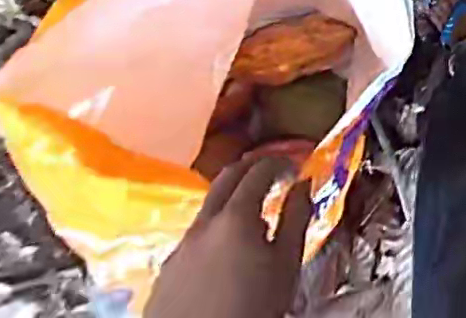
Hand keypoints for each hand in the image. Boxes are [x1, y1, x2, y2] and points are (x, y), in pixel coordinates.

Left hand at [146, 155, 309, 317]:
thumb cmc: (252, 312)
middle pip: (226, 178)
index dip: (279, 162)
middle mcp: (203, 225)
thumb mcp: (286, 265)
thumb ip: (296, 217)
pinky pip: (192, 241)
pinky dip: (212, 234)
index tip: (294, 168)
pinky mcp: (162, 278)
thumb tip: (303, 184)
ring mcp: (178, 251)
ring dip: (230, 203)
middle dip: (251, 169)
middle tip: (272, 175)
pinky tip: (222, 260)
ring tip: (250, 223)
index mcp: (235, 216)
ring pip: (207, 211)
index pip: (258, 170)